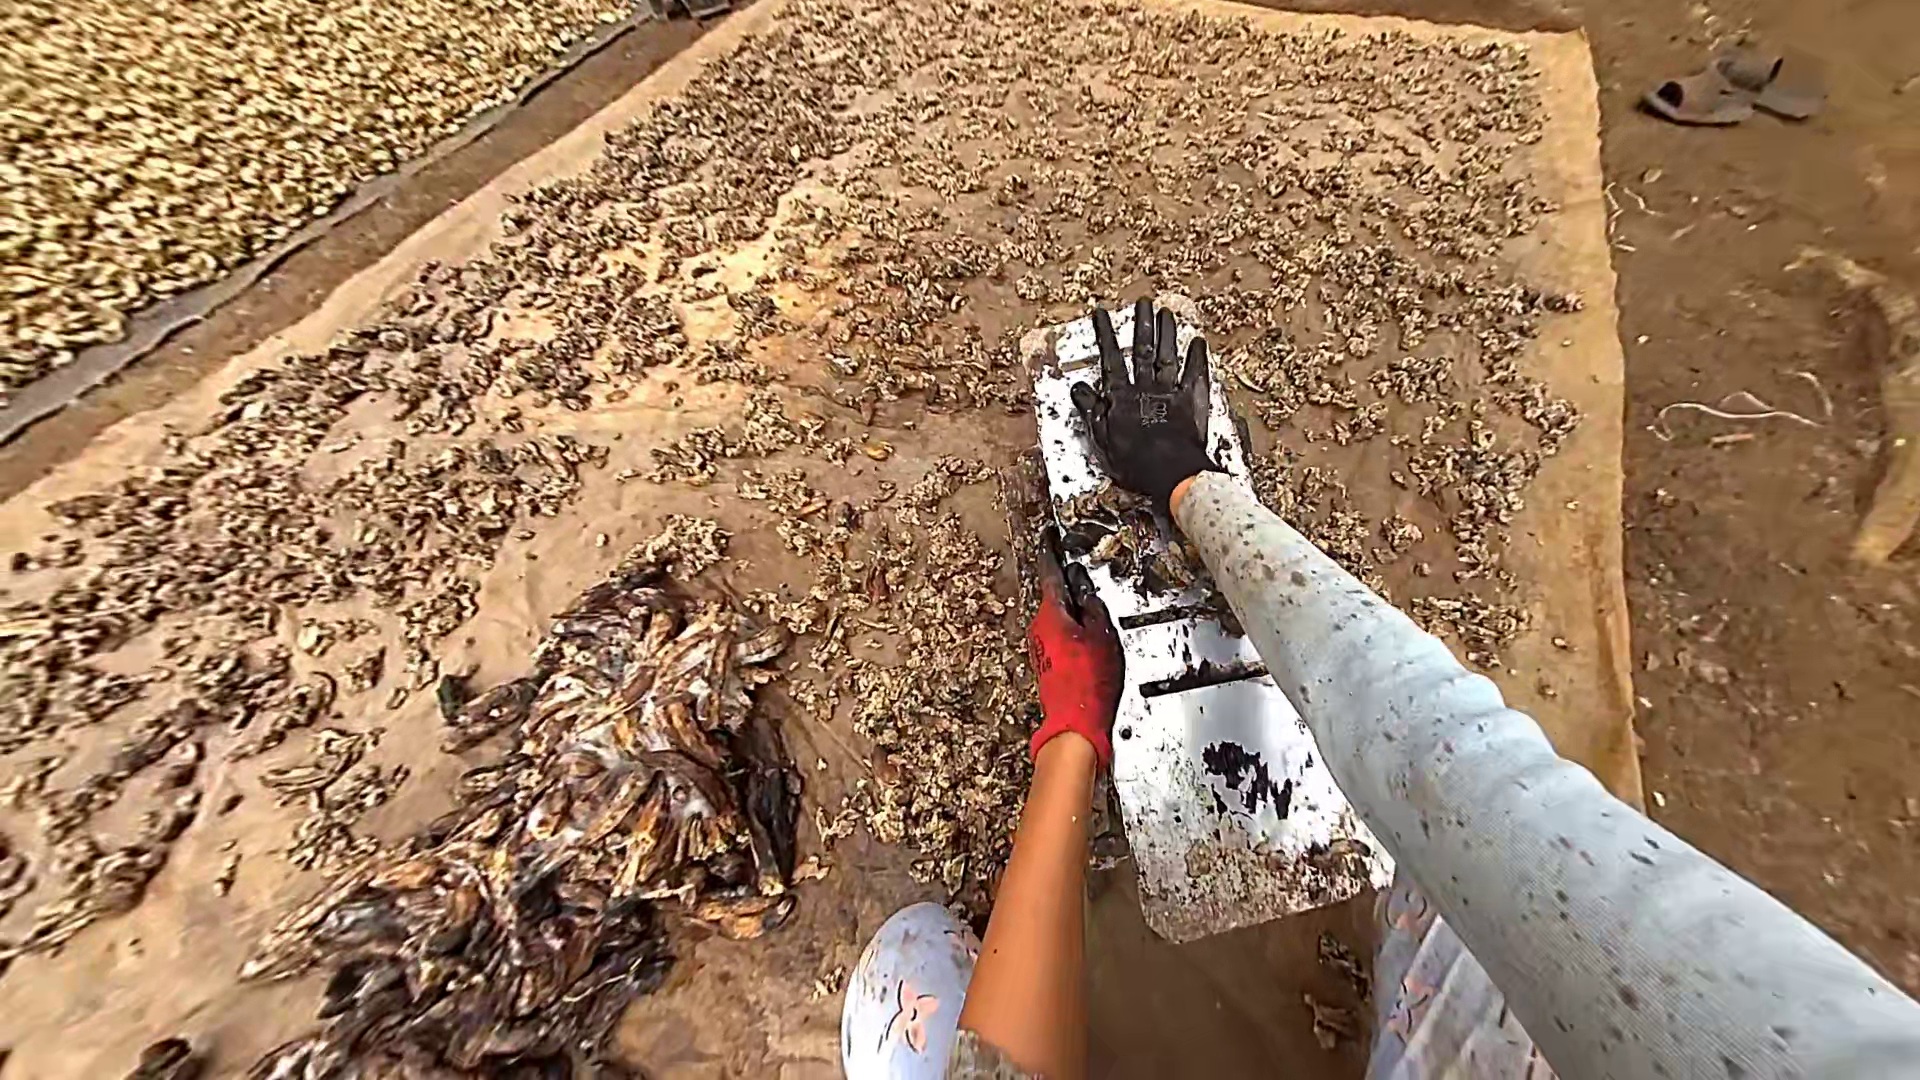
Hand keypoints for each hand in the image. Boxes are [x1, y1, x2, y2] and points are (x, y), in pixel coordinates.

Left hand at [1027, 528, 1122, 767]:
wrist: (1074, 721)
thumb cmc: (1089, 679)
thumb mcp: (1102, 635)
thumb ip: (1092, 606)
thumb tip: (1084, 588)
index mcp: (1051, 612)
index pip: (1049, 572)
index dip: (1050, 551)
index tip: (1048, 535)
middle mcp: (1038, 625)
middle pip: (1056, 596)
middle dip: (1072, 591)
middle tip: (1092, 588)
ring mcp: (1038, 643)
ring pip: (1058, 617)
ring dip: (1075, 615)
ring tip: (1098, 628)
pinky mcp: (1043, 658)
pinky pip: (1059, 635)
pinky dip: (1072, 632)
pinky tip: (1089, 646)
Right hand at [1069, 298, 1220, 516]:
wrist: (1172, 473)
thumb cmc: (1134, 462)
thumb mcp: (1102, 440)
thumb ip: (1091, 411)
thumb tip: (1078, 387)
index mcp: (1122, 397)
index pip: (1111, 359)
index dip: (1105, 335)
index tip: (1101, 314)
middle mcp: (1146, 387)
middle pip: (1143, 350)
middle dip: (1142, 325)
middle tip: (1143, 302)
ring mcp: (1170, 392)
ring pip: (1167, 356)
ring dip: (1167, 333)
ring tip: (1165, 313)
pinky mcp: (1192, 401)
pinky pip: (1195, 375)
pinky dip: (1197, 358)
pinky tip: (1198, 342)